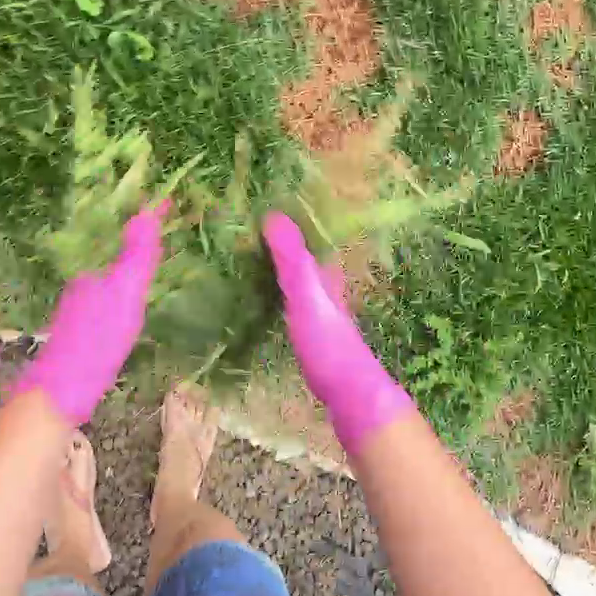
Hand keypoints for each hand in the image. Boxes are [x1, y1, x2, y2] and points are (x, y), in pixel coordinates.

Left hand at [13, 203, 166, 423]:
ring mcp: (81, 305)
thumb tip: (146, 212)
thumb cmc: (98, 337)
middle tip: (168, 221)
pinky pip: (110, 293)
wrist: (64, 390)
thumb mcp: (124, 293)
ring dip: (131, 260)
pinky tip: (136, 294)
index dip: (148, 218)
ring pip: (110, 272)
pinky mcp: (84, 327)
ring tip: (158, 253)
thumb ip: (136, 256)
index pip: (123, 232)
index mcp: (91, 267)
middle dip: (138, 234)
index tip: (170, 200)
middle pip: (113, 249)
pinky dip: (126, 284)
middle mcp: (83, 281)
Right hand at [262, 212, 415, 452]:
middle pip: (301, 255)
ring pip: (296, 278)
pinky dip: (275, 291)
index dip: (290, 219)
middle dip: (280, 240)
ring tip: (246, 254)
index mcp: (324, 274)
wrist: (349, 393)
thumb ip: (293, 260)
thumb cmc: (328, 343)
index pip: (308, 235)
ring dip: (276, 265)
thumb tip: (274, 214)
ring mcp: (318, 311)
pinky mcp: (310, 333)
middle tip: (246, 226)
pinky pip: (288, 300)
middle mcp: (323, 288)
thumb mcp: (306, 296)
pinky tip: (261, 296)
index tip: (262, 202)